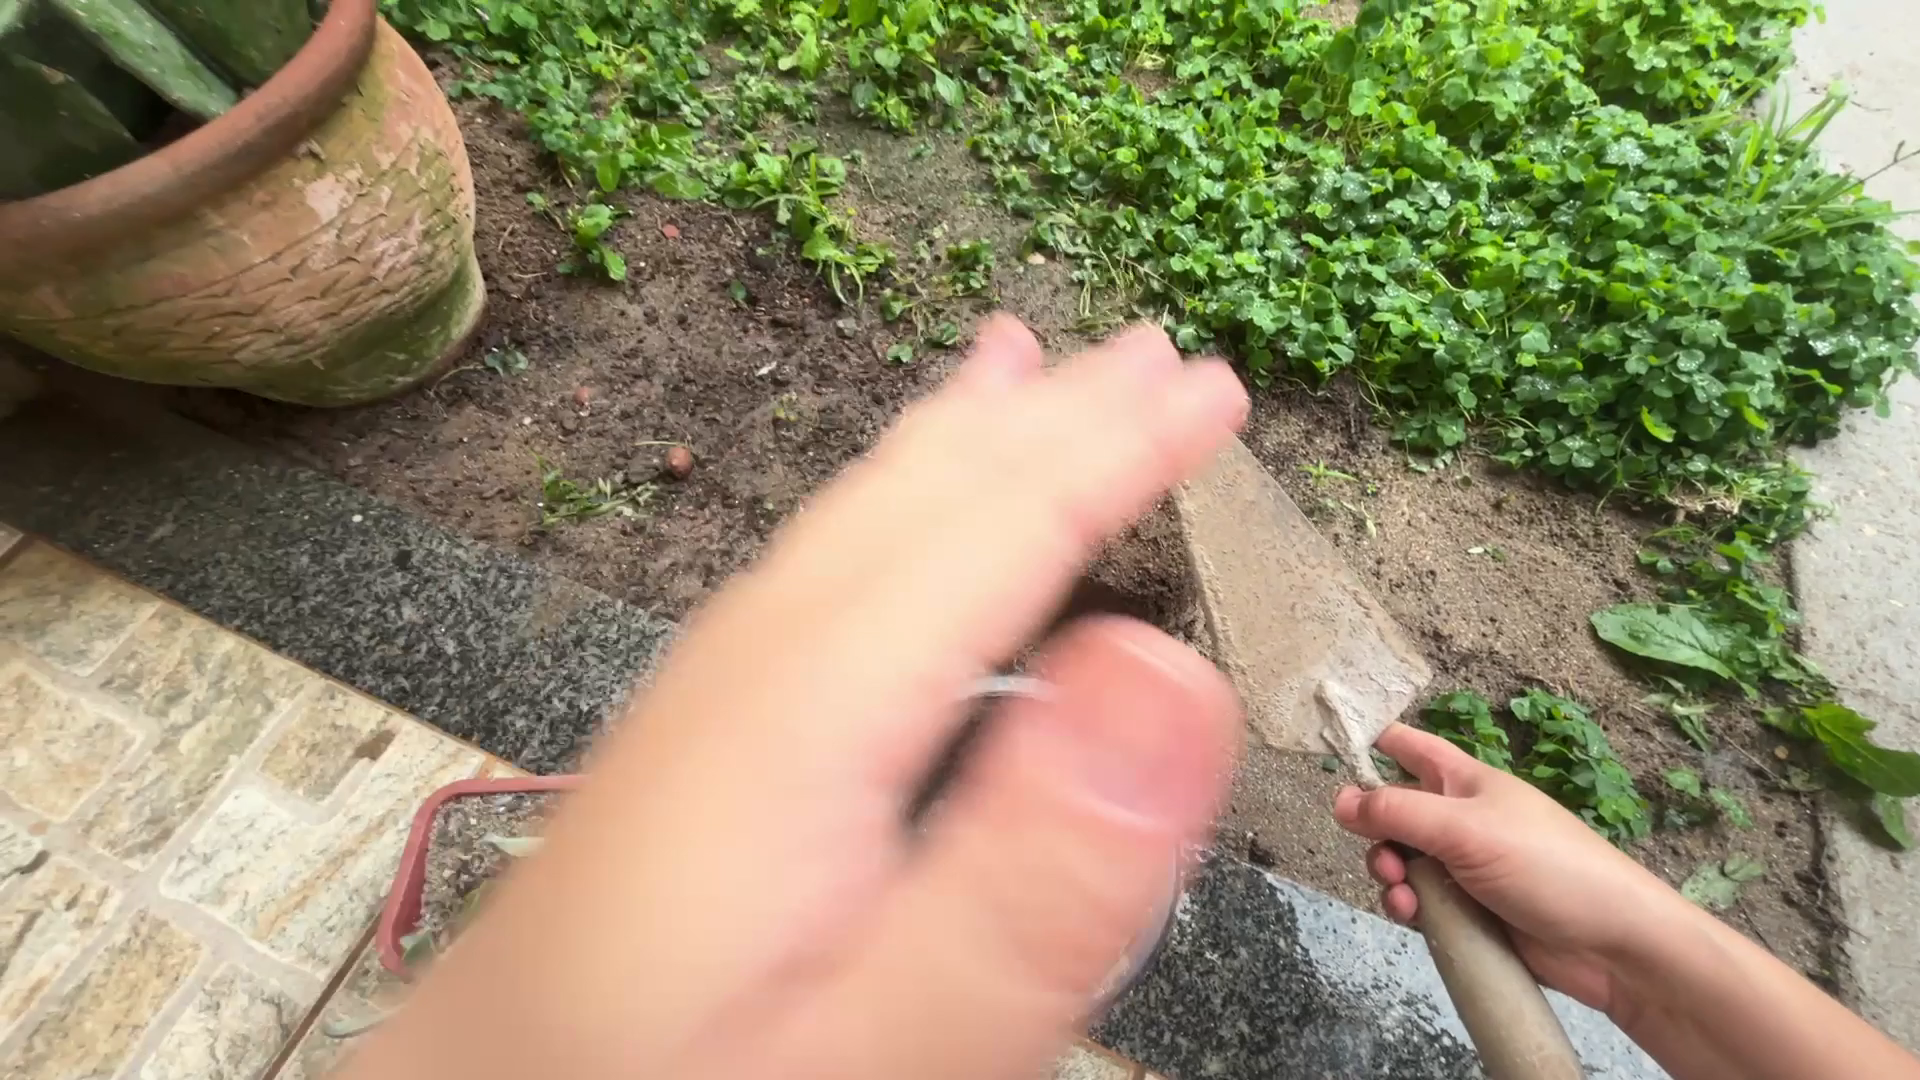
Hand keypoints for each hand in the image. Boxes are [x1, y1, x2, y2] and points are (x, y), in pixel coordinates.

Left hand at [344, 316, 1249, 1079]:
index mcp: (814, 708)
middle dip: (1061, 412)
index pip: (1001, 529)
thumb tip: (1162, 680)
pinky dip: (898, 487)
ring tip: (1033, 362)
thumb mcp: (883, 1040)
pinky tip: (912, 488)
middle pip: (937, 490)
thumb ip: (1029, 879)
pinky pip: (835, 551)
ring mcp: (734, 668)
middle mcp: (765, 652)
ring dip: (976, 428)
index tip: (1209, 393)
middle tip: (1152, 354)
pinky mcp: (726, 704)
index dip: (1117, 449)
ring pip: (877, 504)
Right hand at [1332, 725, 1686, 1015]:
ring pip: (1397, 857)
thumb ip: (1396, 811)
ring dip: (1387, 873)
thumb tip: (1338, 801)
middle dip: (1373, 832)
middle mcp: (1456, 816)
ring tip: (1402, 896)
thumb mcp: (1464, 829)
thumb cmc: (1548, 866)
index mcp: (1460, 780)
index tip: (1327, 750)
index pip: (1403, 745)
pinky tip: (1413, 916)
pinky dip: (1406, 904)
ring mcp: (1461, 863)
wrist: (1622, 951)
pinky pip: (1416, 896)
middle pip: (1389, 810)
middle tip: (1383, 857)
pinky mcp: (1467, 906)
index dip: (1366, 740)